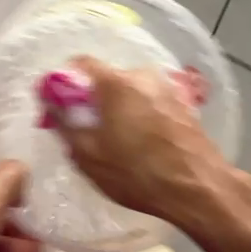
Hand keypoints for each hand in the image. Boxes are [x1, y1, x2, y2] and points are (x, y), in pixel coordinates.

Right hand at [51, 57, 238, 228]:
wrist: (198, 188)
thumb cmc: (137, 173)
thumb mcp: (89, 155)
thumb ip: (65, 123)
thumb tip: (51, 102)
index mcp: (115, 82)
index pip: (80, 63)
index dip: (65, 82)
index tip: (60, 106)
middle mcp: (142, 75)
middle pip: (107, 79)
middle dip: (93, 100)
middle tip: (87, 130)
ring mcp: (166, 88)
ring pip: (130, 91)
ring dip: (119, 108)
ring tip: (117, 141)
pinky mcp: (183, 103)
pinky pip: (150, 102)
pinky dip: (140, 114)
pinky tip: (142, 143)